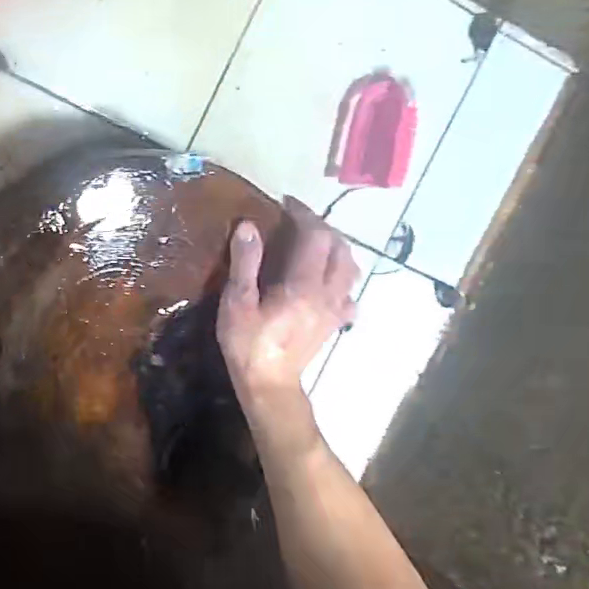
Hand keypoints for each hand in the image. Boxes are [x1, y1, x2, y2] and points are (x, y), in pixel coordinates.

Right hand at [218, 198, 360, 413]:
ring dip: (335, 248)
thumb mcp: (237, 301)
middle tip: (298, 220)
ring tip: (312, 242)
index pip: (317, 237)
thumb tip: (248, 226)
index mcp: (304, 285)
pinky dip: (340, 277)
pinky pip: (348, 292)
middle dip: (323, 228)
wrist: (269, 385)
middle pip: (340, 249)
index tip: (287, 203)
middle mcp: (328, 294)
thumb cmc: (248, 344)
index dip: (305, 214)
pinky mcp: (335, 324)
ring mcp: (336, 310)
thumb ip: (245, 262)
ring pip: (350, 269)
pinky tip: (323, 280)